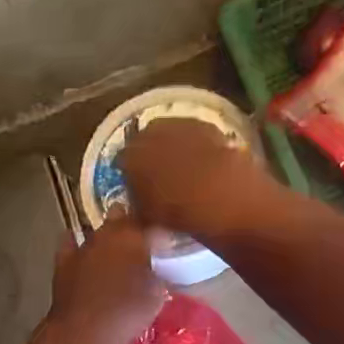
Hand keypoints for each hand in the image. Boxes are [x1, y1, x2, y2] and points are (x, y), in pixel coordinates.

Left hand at [43, 216, 166, 343]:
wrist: (84, 331)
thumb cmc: (128, 312)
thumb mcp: (156, 295)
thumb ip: (160, 275)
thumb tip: (161, 271)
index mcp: (135, 236)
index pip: (154, 225)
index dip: (164, 234)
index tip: (170, 246)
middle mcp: (108, 233)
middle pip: (124, 219)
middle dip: (135, 228)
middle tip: (144, 245)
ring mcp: (83, 245)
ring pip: (99, 230)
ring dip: (109, 238)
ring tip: (118, 252)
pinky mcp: (64, 261)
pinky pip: (71, 243)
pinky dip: (79, 246)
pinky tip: (84, 253)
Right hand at [119, 117, 273, 237]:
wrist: (221, 194)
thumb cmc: (179, 212)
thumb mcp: (150, 218)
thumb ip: (139, 206)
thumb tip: (139, 206)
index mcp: (130, 157)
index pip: (123, 161)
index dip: (132, 174)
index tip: (141, 186)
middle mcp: (148, 133)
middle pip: (145, 141)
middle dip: (152, 155)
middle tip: (163, 175)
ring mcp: (178, 124)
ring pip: (170, 134)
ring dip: (175, 146)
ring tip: (186, 167)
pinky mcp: (205, 124)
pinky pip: (195, 134)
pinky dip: (197, 144)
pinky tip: (206, 161)